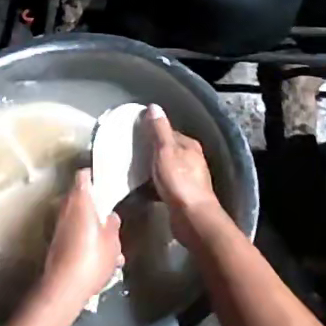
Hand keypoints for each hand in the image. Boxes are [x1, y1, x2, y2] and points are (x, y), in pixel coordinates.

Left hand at [39, 169, 123, 308]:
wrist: (64, 287)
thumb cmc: (92, 258)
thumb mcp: (112, 242)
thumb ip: (112, 225)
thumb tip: (110, 216)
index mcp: (80, 200)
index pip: (83, 176)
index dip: (93, 175)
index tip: (103, 179)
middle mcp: (66, 207)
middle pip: (79, 196)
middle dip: (94, 203)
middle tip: (110, 212)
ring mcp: (59, 224)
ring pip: (77, 215)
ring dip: (90, 223)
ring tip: (110, 242)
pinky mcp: (56, 241)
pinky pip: (73, 231)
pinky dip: (84, 237)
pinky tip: (99, 256)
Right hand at [145, 105, 226, 249]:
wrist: (193, 219)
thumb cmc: (179, 181)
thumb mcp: (165, 151)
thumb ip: (159, 129)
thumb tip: (154, 106)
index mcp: (189, 145)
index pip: (168, 131)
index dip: (152, 131)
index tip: (136, 133)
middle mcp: (192, 160)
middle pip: (168, 150)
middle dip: (152, 151)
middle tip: (132, 152)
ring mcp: (189, 179)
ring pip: (166, 167)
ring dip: (153, 168)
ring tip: (134, 169)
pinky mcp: (183, 196)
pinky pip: (165, 185)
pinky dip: (155, 184)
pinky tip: (143, 188)